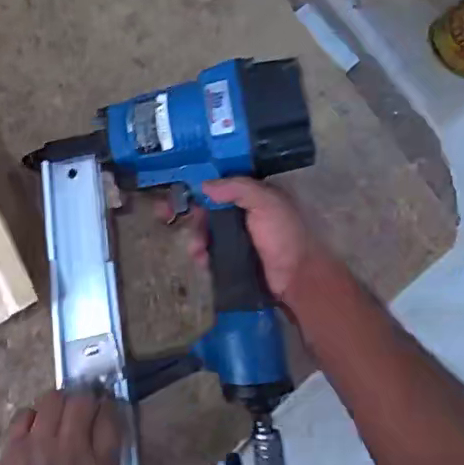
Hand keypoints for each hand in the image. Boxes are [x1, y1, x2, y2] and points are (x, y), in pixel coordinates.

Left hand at [0, 390, 126, 464]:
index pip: (111, 418)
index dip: (112, 409)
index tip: (110, 413)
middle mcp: (71, 450)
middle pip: (82, 401)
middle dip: (88, 400)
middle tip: (87, 411)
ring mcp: (38, 447)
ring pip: (53, 400)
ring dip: (61, 402)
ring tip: (62, 415)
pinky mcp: (12, 452)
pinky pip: (23, 415)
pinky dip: (33, 416)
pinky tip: (36, 430)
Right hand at [157, 177, 332, 303]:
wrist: (298, 280)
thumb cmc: (284, 235)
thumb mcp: (265, 203)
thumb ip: (237, 189)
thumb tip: (205, 185)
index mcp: (254, 195)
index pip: (220, 184)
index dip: (197, 185)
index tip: (177, 190)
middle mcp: (244, 213)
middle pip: (207, 208)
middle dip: (190, 213)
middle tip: (166, 216)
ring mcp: (238, 238)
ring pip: (206, 231)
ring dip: (195, 237)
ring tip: (196, 249)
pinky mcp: (233, 259)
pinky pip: (210, 252)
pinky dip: (202, 254)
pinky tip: (201, 260)